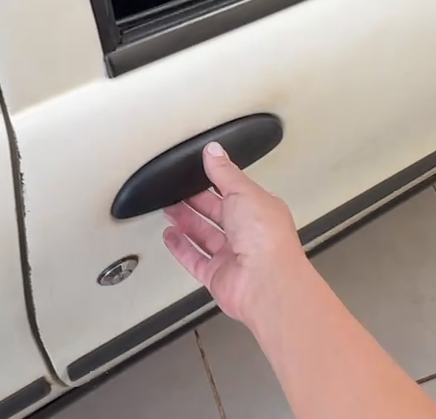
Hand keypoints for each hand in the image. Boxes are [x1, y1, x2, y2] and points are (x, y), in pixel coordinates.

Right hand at [162, 142, 313, 329]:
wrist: (267, 284)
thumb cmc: (267, 238)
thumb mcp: (243, 191)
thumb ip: (224, 171)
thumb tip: (213, 151)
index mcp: (259, 210)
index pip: (234, 191)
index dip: (215, 180)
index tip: (198, 170)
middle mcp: (248, 234)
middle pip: (216, 213)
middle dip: (196, 200)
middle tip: (176, 189)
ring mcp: (232, 256)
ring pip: (204, 234)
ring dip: (186, 221)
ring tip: (168, 208)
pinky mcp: (217, 276)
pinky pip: (194, 259)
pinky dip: (180, 248)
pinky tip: (170, 236)